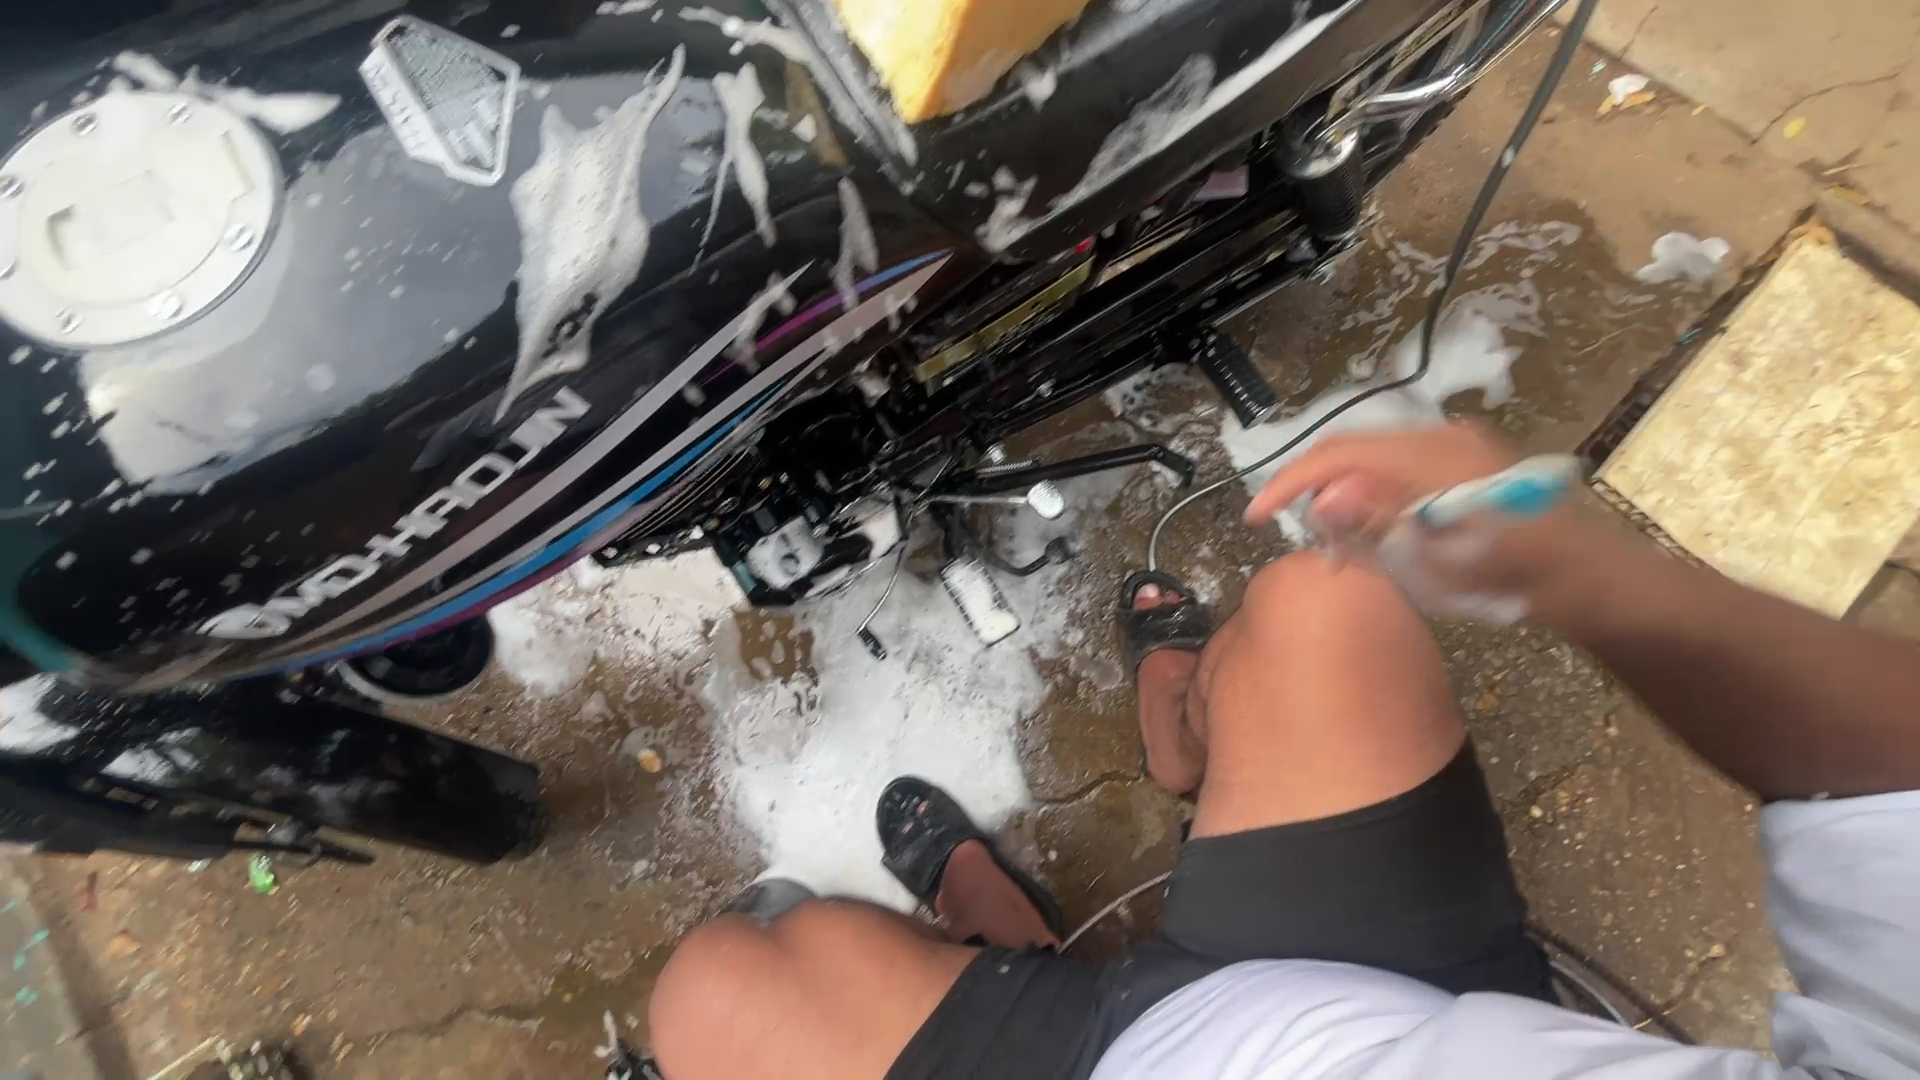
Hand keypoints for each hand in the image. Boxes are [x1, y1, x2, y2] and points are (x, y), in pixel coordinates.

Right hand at [1244, 422, 1598, 623]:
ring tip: (1343, 542)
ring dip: (1343, 495)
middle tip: (1310, 539)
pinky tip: (1377, 528)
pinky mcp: (1465, 460)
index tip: (1253, 516)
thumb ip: (1378, 525)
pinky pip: (1397, 466)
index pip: (1336, 455)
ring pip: (1371, 458)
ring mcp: (1455, 445)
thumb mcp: (1439, 561)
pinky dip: (1372, 493)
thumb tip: (1323, 497)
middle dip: (1314, 490)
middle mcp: (1440, 439)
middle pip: (1349, 450)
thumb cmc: (1514, 577)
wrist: (1594, 578)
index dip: (1288, 482)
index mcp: (1430, 459)